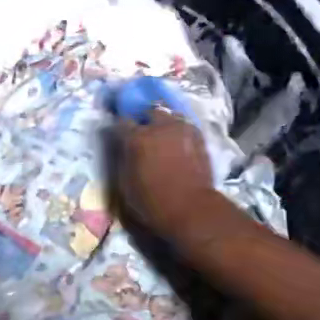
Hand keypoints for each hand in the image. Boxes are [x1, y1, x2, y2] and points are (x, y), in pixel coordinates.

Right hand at [113, 110, 220, 231]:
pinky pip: (186, 125)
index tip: (121, 135)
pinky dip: (180, 130)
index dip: (120, 128)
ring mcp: (181, 129)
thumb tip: (125, 150)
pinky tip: (179, 141)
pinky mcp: (199, 136)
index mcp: (136, 138)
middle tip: (145, 134)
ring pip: (171, 115)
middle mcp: (158, 127)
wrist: (191, 208)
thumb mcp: (126, 184)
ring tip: (165, 135)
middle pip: (150, 112)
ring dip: (165, 123)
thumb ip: (125, 160)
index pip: (122, 122)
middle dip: (146, 120)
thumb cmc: (152, 202)